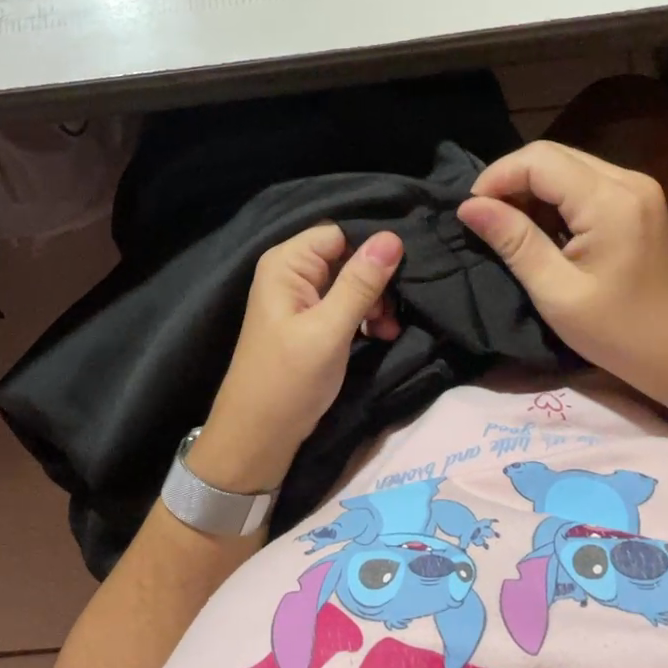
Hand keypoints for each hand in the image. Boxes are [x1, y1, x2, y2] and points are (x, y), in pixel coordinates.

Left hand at [196, 225, 403, 490]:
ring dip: (375, 301)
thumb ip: (360, 283)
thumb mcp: (329, 330)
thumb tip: (392, 238)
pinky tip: (382, 334)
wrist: (260, 433)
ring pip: (350, 281)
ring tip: (390, 328)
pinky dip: (365, 316)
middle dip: (377, 279)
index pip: (339, 233)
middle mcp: (291, 272)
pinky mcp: (310, 321)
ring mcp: (300, 297)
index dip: (372, 247)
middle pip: (346, 256)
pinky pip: (345, 304)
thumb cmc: (289, 379)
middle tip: (396, 310)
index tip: (407, 269)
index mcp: (286, 264)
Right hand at [456, 141, 667, 400]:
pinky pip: (583, 182)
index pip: (538, 161)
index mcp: (610, 202)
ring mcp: (637, 189)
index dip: (495, 178)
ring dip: (529, 189)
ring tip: (508, 228)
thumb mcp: (556, 292)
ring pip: (566, 165)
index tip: (470, 214)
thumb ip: (514, 241)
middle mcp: (627, 181)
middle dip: (509, 180)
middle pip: (551, 155)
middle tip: (484, 220)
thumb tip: (468, 207)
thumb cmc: (619, 333)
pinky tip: (540, 230)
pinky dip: (553, 198)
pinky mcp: (637, 202)